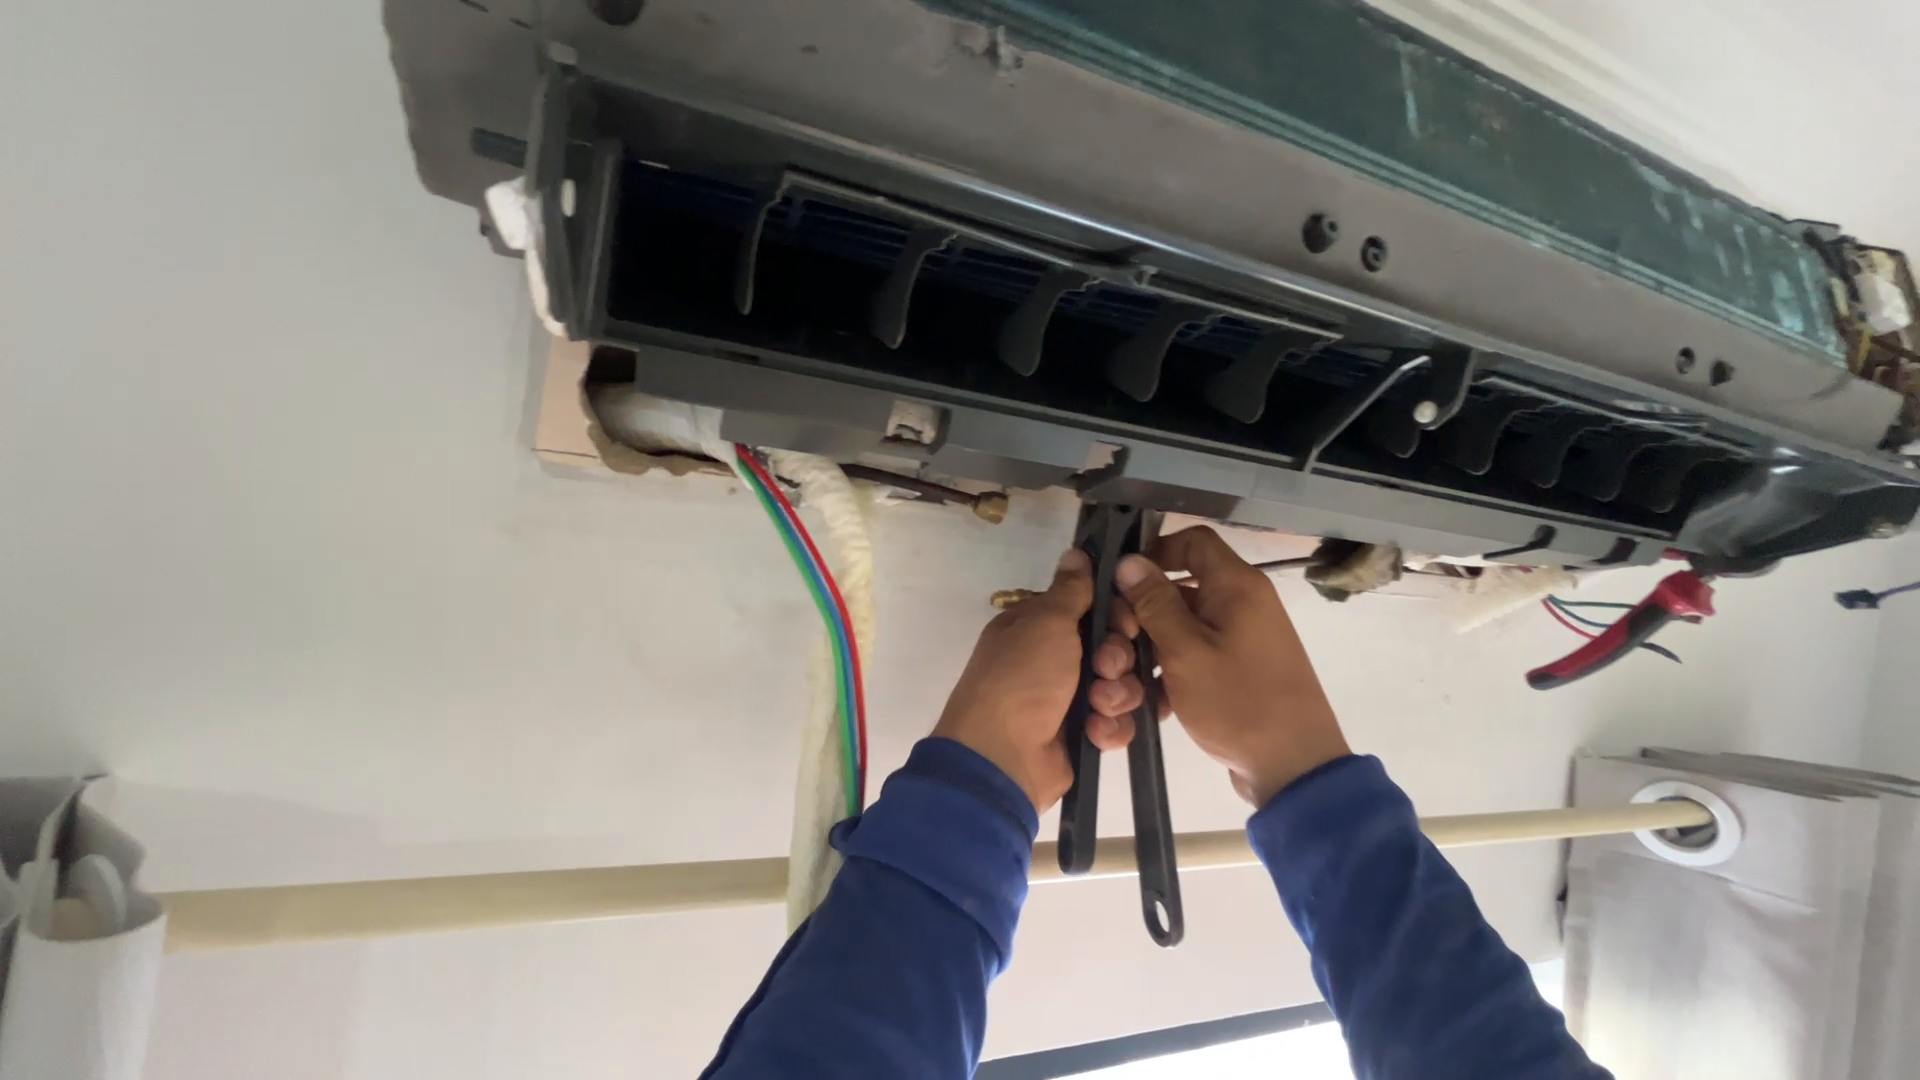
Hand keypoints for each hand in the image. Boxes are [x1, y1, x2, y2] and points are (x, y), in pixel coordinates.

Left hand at [934, 549, 1143, 812]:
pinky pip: (1116, 722)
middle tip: (1104, 668)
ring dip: (1116, 695)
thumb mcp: (1045, 623)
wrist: (1004, 757)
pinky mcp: (1082, 734)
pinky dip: (1109, 727)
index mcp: (1039, 626)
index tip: (1125, 622)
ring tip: (1097, 706)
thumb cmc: (1022, 678)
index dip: (1116, 614)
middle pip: (1114, 647)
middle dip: (1117, 658)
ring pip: (1121, 685)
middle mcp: (1054, 658)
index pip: (1094, 608)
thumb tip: (1075, 551)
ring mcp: (1069, 698)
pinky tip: (1094, 732)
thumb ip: (1069, 590)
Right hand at [1115, 527, 1350, 806]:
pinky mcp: (1234, 672)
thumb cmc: (1239, 702)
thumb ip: (1154, 603)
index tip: (1120, 582)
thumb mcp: (1186, 651)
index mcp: (1236, 587)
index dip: (1154, 552)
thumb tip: (1129, 561)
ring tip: (1122, 682)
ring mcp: (1237, 640)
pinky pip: (1192, 657)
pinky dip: (1169, 674)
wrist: (1293, 770)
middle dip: (1139, 616)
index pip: (1193, 541)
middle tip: (1114, 644)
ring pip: (1178, 628)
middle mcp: (1239, 605)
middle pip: (1177, 589)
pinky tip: (1148, 703)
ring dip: (1148, 650)